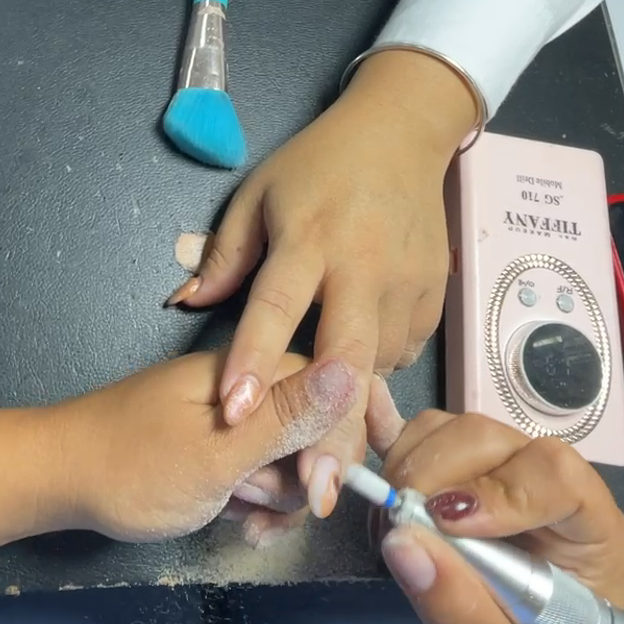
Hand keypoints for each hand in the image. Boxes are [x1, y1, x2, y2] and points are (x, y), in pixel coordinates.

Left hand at [52, 352, 356, 542]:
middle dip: (304, 477)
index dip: (339, 442)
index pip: (332, 387)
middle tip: (263, 508)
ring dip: (278, 496)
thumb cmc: (134, 466)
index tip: (317, 493)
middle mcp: (246, 383)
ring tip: (242, 517)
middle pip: (316, 425)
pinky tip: (239, 522)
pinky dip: (257, 499)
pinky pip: (261, 468)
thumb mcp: (217, 453)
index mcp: (248, 368)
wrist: (60, 476)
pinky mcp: (218, 440)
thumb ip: (287, 417)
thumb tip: (351, 366)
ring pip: (291, 455)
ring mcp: (231, 413)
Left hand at [169, 49, 476, 518]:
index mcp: (309, 237)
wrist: (400, 134)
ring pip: (378, 364)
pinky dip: (377, 370)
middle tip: (311, 488)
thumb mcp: (258, 198)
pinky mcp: (438, 294)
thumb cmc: (316, 167)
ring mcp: (408, 281)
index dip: (254, 359)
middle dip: (330, 425)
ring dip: (350, 405)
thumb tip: (185, 303)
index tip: (233, 411)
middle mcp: (362, 265)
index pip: (275, 305)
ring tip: (326, 446)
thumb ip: (225, 257)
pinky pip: (403, 350)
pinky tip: (356, 375)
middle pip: (347, 354)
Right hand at [367, 379, 623, 623]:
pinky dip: (389, 452)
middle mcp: (542, 476)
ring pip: (444, 428)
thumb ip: (460, 609)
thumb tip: (401, 543)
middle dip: (433, 475)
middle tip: (401, 526)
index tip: (449, 525)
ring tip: (393, 526)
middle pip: (486, 437)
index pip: (556, 473)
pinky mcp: (452, 458)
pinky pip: (415, 433)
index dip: (499, 489)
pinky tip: (379, 489)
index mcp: (587, 524)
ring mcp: (494, 459)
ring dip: (404, 468)